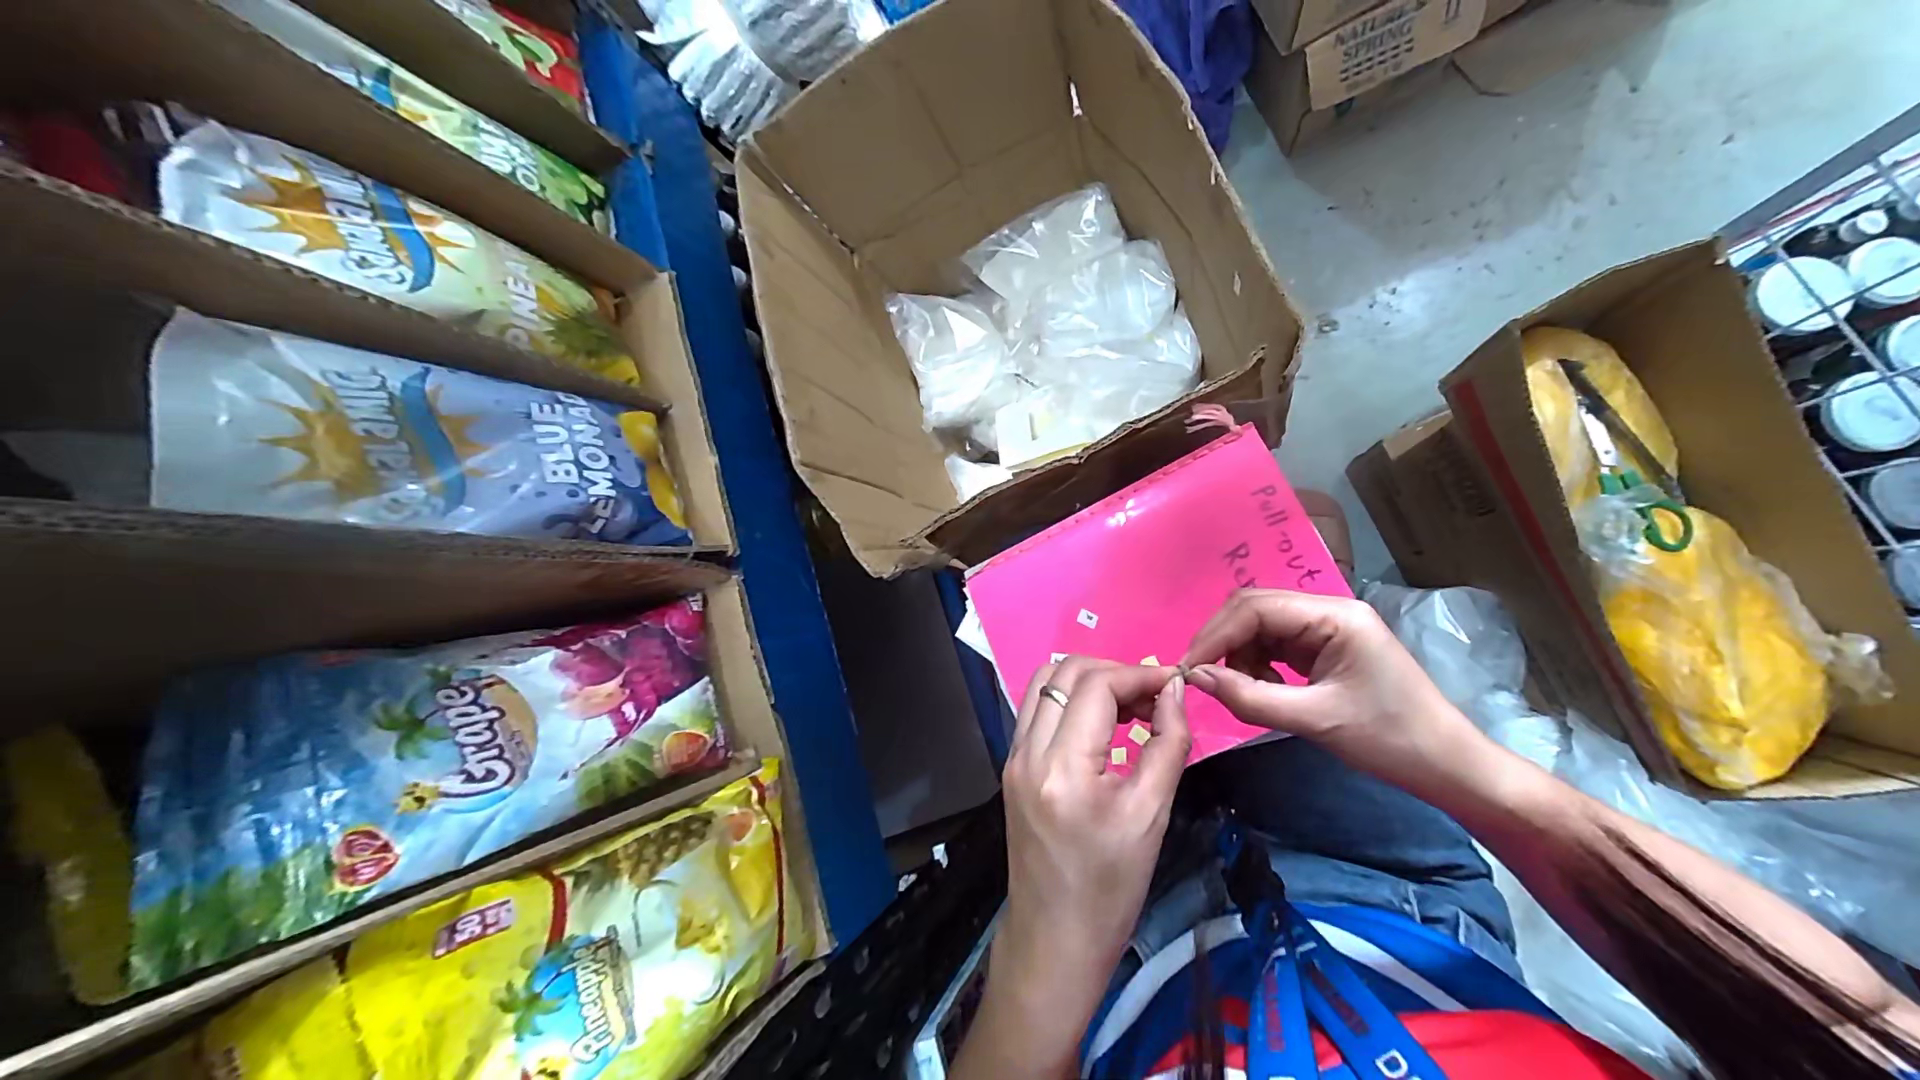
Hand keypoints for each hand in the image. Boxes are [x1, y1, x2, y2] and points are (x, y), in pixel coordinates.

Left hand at [996, 658, 1189, 1026]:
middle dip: (1114, 672)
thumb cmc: (1110, 889)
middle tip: (1154, 697)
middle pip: (1065, 673)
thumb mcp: (1150, 816)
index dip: (1139, 674)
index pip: (1096, 686)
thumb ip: (1167, 744)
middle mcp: (1027, 752)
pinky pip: (1038, 711)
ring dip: (1089, 682)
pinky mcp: (1012, 767)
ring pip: (1045, 685)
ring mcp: (1013, 757)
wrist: (1054, 938)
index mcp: (1062, 767)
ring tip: (1131, 706)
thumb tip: (1176, 691)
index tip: (1175, 682)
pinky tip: (1103, 724)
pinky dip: (1070, 701)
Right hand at [1179, 589, 1490, 791]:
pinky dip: (1257, 664)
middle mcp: (1328, 609)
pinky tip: (1262, 689)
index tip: (1188, 669)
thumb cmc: (1389, 740)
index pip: (1256, 608)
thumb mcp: (1314, 720)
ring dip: (1240, 655)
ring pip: (1260, 627)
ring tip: (1243, 691)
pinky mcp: (1324, 646)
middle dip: (1223, 642)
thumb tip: (1196, 678)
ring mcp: (1327, 627)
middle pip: (1255, 610)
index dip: (1215, 635)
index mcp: (1334, 615)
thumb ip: (1249, 697)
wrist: (1448, 767)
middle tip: (1201, 677)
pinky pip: (1274, 644)